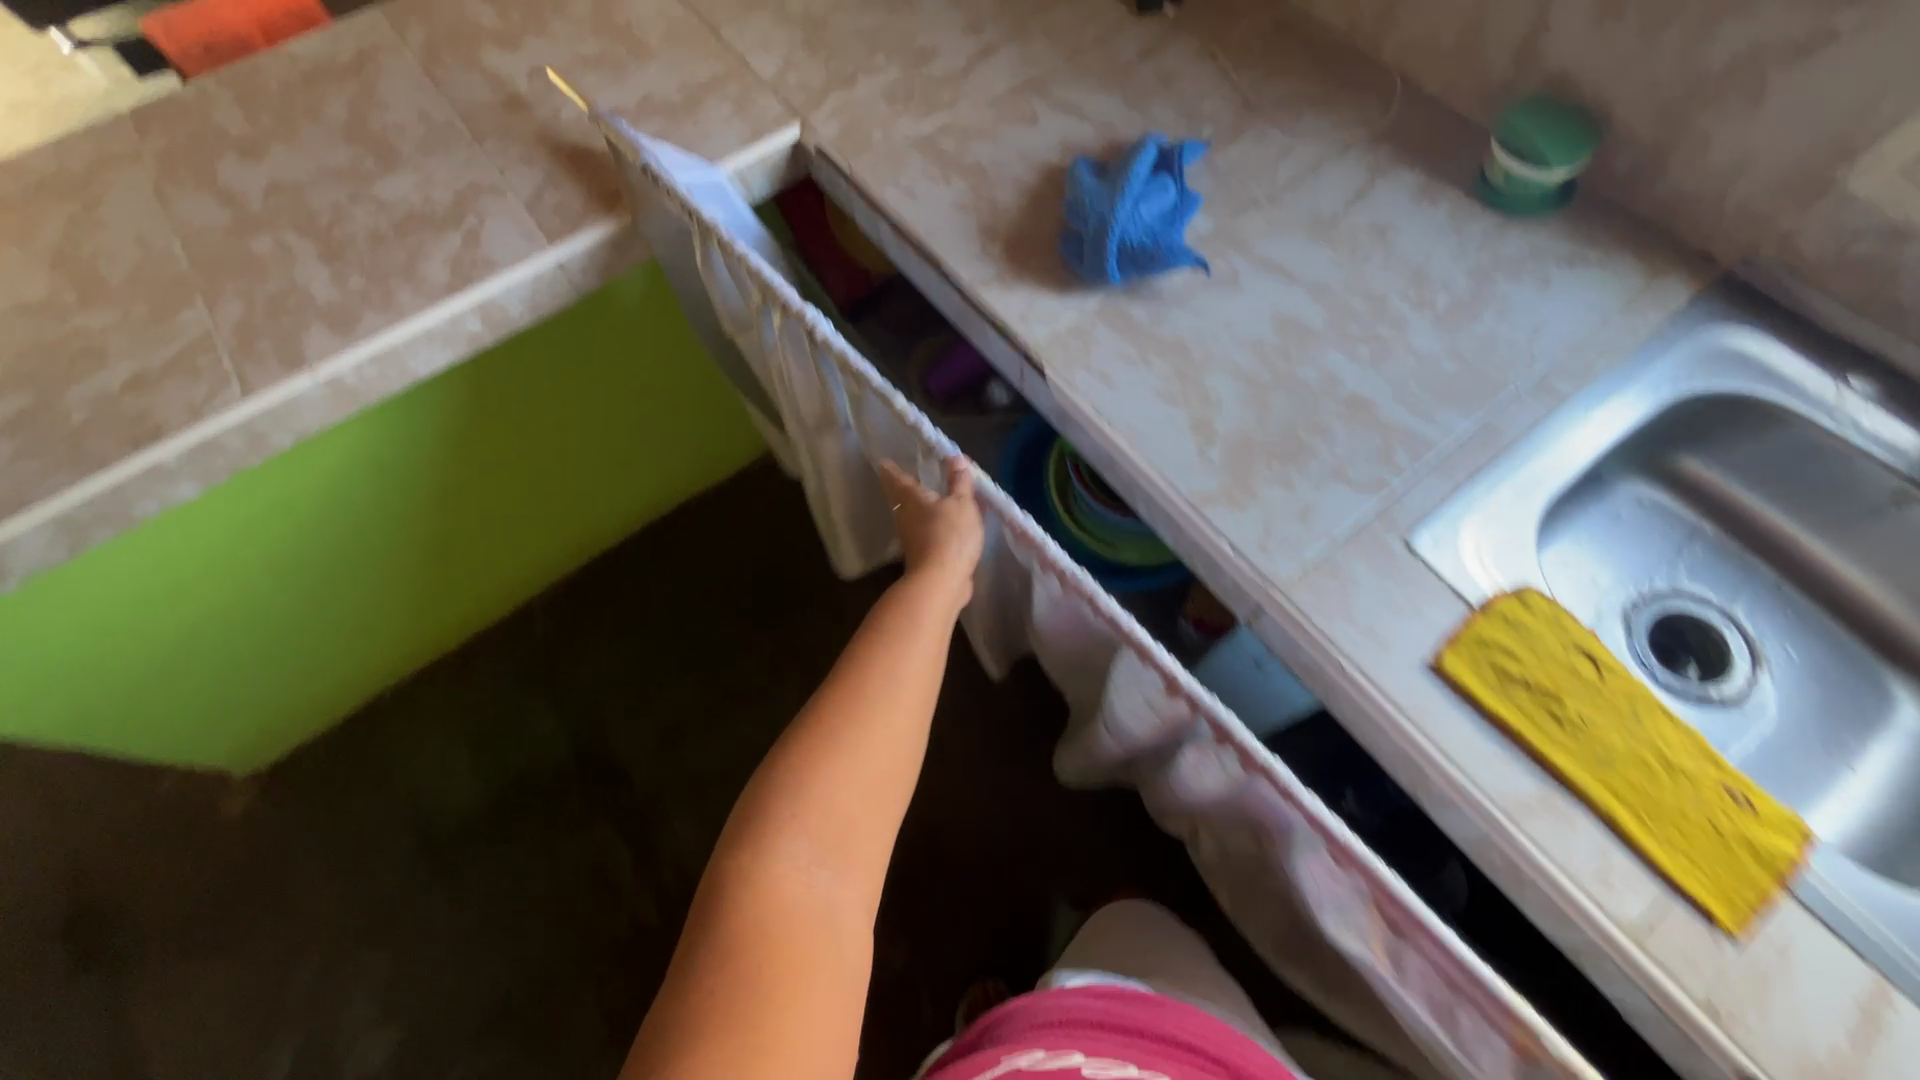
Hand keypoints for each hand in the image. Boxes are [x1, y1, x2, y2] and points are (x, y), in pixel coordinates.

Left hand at [878, 456, 983, 606]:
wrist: (941, 581)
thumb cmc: (949, 535)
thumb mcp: (961, 503)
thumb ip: (959, 481)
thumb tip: (955, 457)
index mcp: (911, 499)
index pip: (897, 479)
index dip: (891, 469)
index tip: (883, 462)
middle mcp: (906, 517)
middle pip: (903, 499)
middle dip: (907, 489)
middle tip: (912, 478)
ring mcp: (912, 539)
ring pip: (916, 517)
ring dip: (923, 509)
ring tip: (935, 500)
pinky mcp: (923, 555)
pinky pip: (928, 533)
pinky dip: (935, 526)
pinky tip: (947, 526)